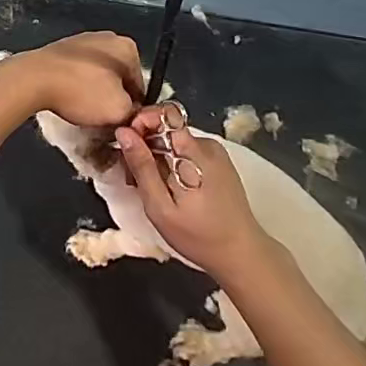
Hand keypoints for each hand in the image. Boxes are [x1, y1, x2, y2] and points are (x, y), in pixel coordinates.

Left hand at [0, 32, 143, 127]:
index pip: (140, 85)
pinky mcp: (62, 50)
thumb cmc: (80, 91)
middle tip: (103, 119)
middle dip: (112, 99)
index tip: (123, 122)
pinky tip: (67, 100)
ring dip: (93, 94)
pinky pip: (77, 73)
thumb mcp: (119, 111)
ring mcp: (83, 41)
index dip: (133, 109)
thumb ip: (134, 113)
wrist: (34, 79)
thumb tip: (130, 114)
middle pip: (118, 79)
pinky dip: (75, 87)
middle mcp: (108, 38)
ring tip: (83, 112)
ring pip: (97, 76)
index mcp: (128, 48)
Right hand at [114, 108, 275, 281]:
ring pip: (177, 140)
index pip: (165, 113)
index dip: (142, 120)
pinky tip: (171, 188)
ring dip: (159, 155)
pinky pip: (189, 151)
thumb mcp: (160, 207)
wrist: (241, 251)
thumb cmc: (197, 235)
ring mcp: (216, 152)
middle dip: (146, 143)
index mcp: (192, 152)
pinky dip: (174, 162)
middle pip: (169, 127)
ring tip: (153, 188)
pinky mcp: (220, 161)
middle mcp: (206, 144)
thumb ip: (142, 167)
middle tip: (134, 176)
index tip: (128, 143)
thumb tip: (124, 132)